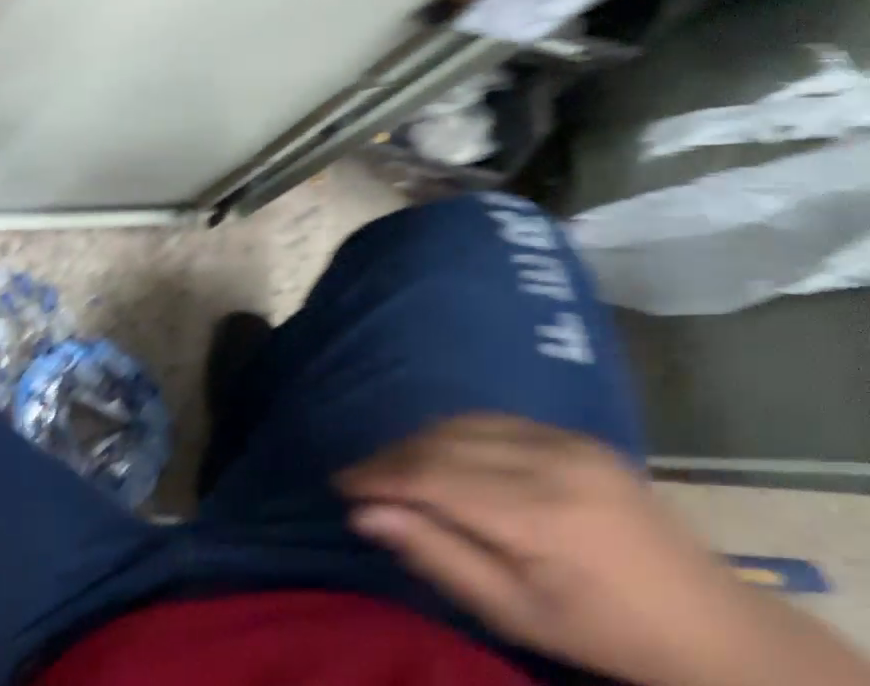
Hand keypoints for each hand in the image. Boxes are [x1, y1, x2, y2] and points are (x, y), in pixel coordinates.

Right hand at [337, 414, 868, 685]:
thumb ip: (436, 555)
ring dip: (416, 442)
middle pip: (440, 442)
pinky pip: (492, 420)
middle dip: (389, 458)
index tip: (339, 487)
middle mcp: (548, 461)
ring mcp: (567, 443)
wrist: (711, 626)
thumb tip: (365, 513)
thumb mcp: (512, 612)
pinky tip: (441, 454)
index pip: (428, 475)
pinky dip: (453, 432)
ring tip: (393, 469)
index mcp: (536, 512)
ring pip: (461, 423)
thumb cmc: (600, 631)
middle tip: (359, 481)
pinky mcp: (577, 437)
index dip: (375, 476)